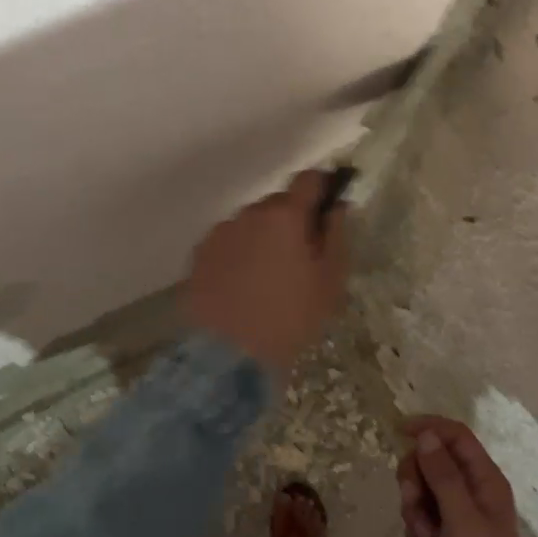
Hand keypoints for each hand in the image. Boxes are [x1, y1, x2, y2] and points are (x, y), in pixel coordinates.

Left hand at [182, 169, 349, 372]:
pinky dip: (240, 253)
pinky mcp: (200, 254)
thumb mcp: (330, 281)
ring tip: (268, 277)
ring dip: (264, 237)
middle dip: (293, 220)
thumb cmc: (290, 318)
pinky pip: (229, 242)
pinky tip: (243, 285)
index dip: (323, 187)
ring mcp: (221, 232)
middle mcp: (251, 213)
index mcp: (286, 214)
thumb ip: (337, 235)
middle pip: (279, 202)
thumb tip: (337, 206)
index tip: (330, 205)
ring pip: (252, 223)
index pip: (309, 179)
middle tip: (302, 256)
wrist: (228, 357)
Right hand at [396, 415, 520, 536]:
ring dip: (415, 507)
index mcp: (486, 479)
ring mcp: (458, 511)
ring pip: (423, 487)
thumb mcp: (462, 517)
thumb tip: (426, 434)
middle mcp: (473, 489)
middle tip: (412, 498)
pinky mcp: (445, 531)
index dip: (430, 427)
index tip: (399, 431)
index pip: (457, 436)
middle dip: (417, 478)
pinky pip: (421, 512)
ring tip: (424, 533)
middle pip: (434, 460)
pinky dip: (418, 526)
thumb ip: (444, 475)